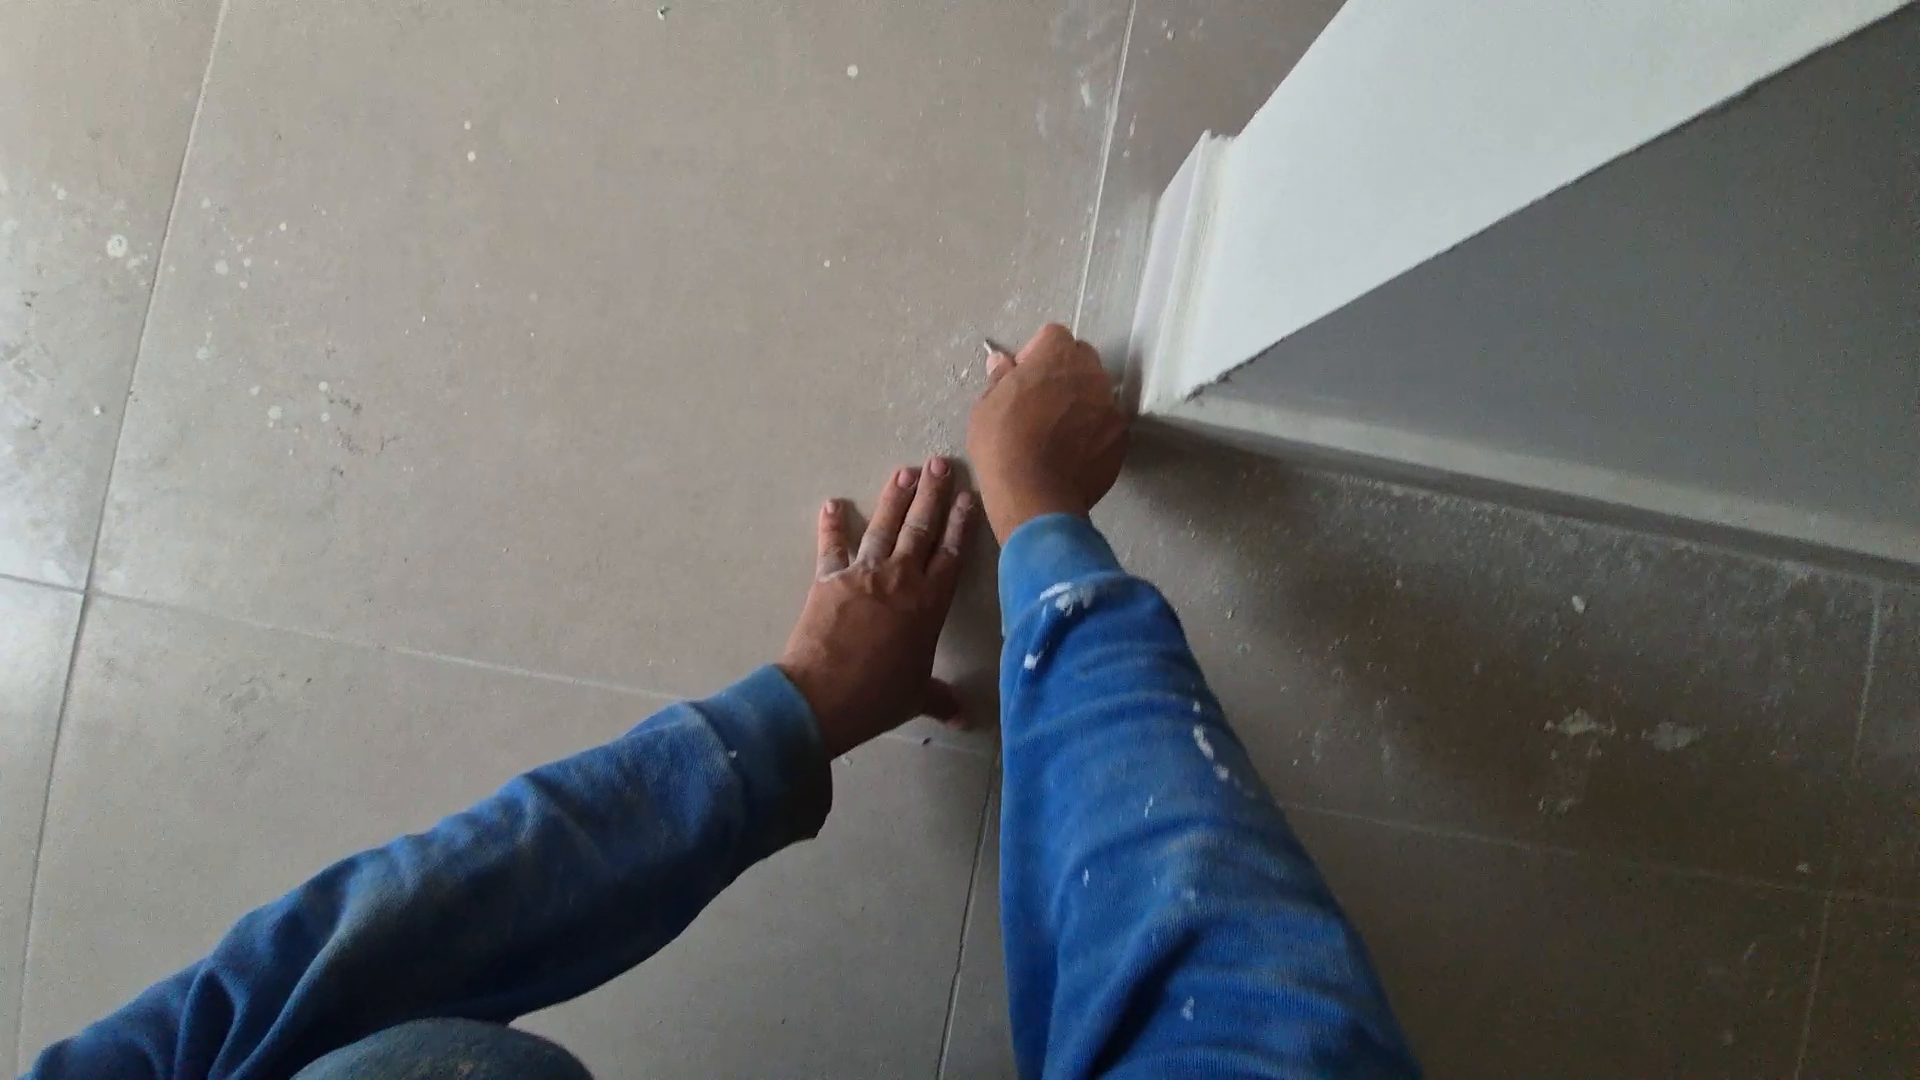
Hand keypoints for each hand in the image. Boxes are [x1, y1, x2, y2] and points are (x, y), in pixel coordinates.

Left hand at [778, 458, 975, 757]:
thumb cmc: (878, 696)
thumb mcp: (914, 695)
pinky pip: (832, 547)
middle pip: (922, 528)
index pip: (952, 554)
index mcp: (930, 603)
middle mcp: (902, 579)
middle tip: (939, 463)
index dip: (961, 523)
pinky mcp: (830, 578)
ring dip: (895, 498)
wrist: (823, 697)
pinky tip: (832, 505)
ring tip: (904, 472)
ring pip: (885, 528)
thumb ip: (938, 697)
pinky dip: (832, 526)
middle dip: (932, 494)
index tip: (968, 495)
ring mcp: (865, 574)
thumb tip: (963, 718)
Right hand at [966, 324, 1127, 542]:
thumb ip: (1000, 378)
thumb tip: (1001, 361)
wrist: (1034, 495)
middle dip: (1065, 374)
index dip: (1036, 354)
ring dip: (1081, 404)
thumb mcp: (986, 407)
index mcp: (1058, 355)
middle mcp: (1093, 373)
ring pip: (1097, 394)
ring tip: (1059, 434)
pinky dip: (1094, 433)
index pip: (1053, 336)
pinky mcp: (1122, 438)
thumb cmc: (1001, 445)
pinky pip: (1107, 426)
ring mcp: (1112, 406)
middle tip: (1042, 404)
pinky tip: (1073, 454)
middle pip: (1081, 360)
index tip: (1023, 377)